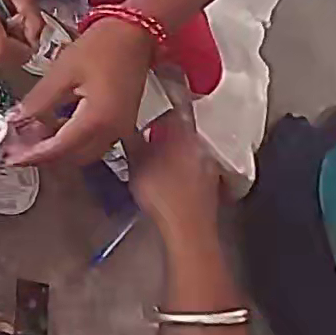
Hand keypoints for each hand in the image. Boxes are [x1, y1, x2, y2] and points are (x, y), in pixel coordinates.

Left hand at [5, 17, 154, 165]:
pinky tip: (52, 125)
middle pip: (72, 157)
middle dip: (43, 155)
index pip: (59, 149)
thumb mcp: (63, 71)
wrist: (134, 33)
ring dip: (57, 148)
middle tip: (17, 146)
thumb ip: (39, 100)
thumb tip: (15, 119)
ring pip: (83, 152)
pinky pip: (93, 140)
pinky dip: (71, 138)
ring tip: (30, 135)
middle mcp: (112, 132)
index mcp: (97, 121)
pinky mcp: (121, 121)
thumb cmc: (100, 47)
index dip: (32, 155)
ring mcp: (120, 129)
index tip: (10, 157)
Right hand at [124, 110, 222, 240]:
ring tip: (154, 154)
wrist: (189, 229)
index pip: (173, 107)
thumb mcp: (136, 163)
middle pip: (180, 126)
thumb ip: (132, 140)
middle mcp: (199, 143)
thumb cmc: (160, 193)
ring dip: (172, 146)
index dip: (158, 105)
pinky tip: (168, 175)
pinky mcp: (210, 182)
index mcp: (183, 132)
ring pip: (186, 145)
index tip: (145, 108)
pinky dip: (180, 163)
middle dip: (163, 127)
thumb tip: (124, 125)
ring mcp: (208, 163)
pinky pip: (192, 163)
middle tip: (146, 132)